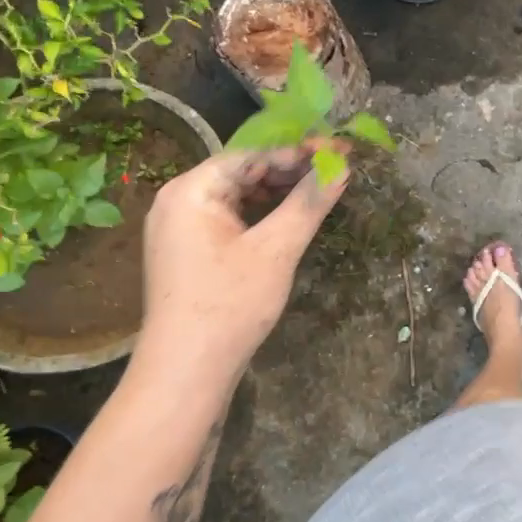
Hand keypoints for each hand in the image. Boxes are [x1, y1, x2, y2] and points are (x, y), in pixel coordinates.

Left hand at [133, 141, 347, 378]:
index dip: (300, 151)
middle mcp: (179, 200)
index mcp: (192, 190)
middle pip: (245, 171)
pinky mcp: (189, 250)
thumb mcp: (277, 248)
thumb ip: (309, 201)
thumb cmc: (230, 304)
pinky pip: (231, 217)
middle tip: (337, 171)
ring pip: (240, 194)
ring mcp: (180, 227)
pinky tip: (292, 219)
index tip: (341, 150)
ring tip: (321, 192)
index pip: (254, 154)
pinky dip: (263, 214)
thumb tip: (342, 165)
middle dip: (291, 170)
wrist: (186, 372)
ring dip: (280, 192)